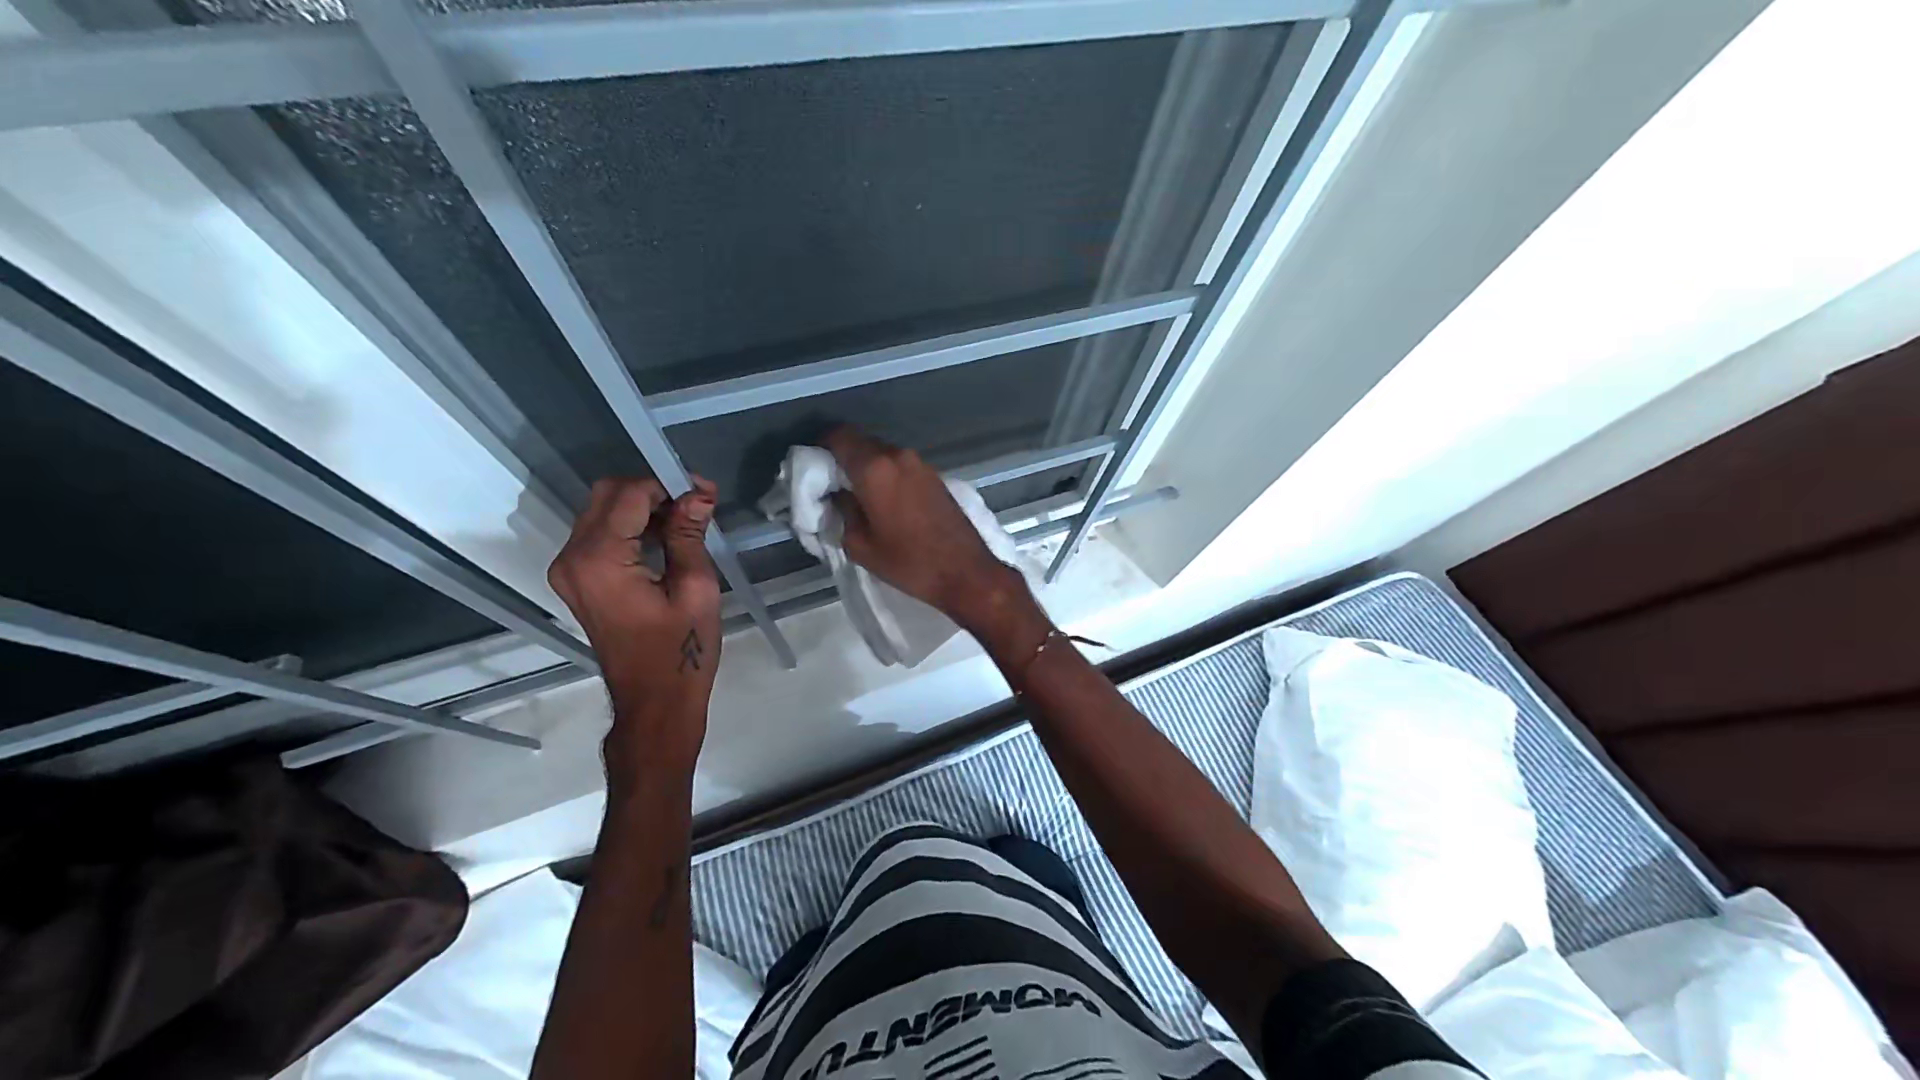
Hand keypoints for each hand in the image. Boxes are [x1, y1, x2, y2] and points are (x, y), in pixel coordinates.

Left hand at [548, 477, 721, 783]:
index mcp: (600, 560)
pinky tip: (666, 538)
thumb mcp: (696, 588)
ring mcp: (569, 570)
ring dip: (644, 508)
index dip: (669, 484)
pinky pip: (601, 535)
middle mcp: (572, 558)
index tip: (706, 492)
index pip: (630, 494)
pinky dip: (632, 527)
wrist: (654, 702)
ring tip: (689, 520)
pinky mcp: (577, 580)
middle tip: (698, 504)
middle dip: (654, 491)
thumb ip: (689, 534)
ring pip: (603, 511)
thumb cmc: (681, 651)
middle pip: (608, 495)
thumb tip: (697, 493)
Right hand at [822, 426, 1029, 633]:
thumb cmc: (909, 562)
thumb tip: (834, 496)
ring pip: (881, 453)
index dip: (820, 447)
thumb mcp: (861, 545)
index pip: (838, 436)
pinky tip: (882, 501)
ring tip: (856, 497)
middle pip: (860, 442)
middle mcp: (897, 456)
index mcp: (875, 468)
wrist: (966, 572)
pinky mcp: (934, 476)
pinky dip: (885, 475)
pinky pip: (899, 465)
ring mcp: (919, 463)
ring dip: (865, 468)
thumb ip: (841, 512)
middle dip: (841, 458)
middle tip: (830, 486)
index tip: (812, 468)